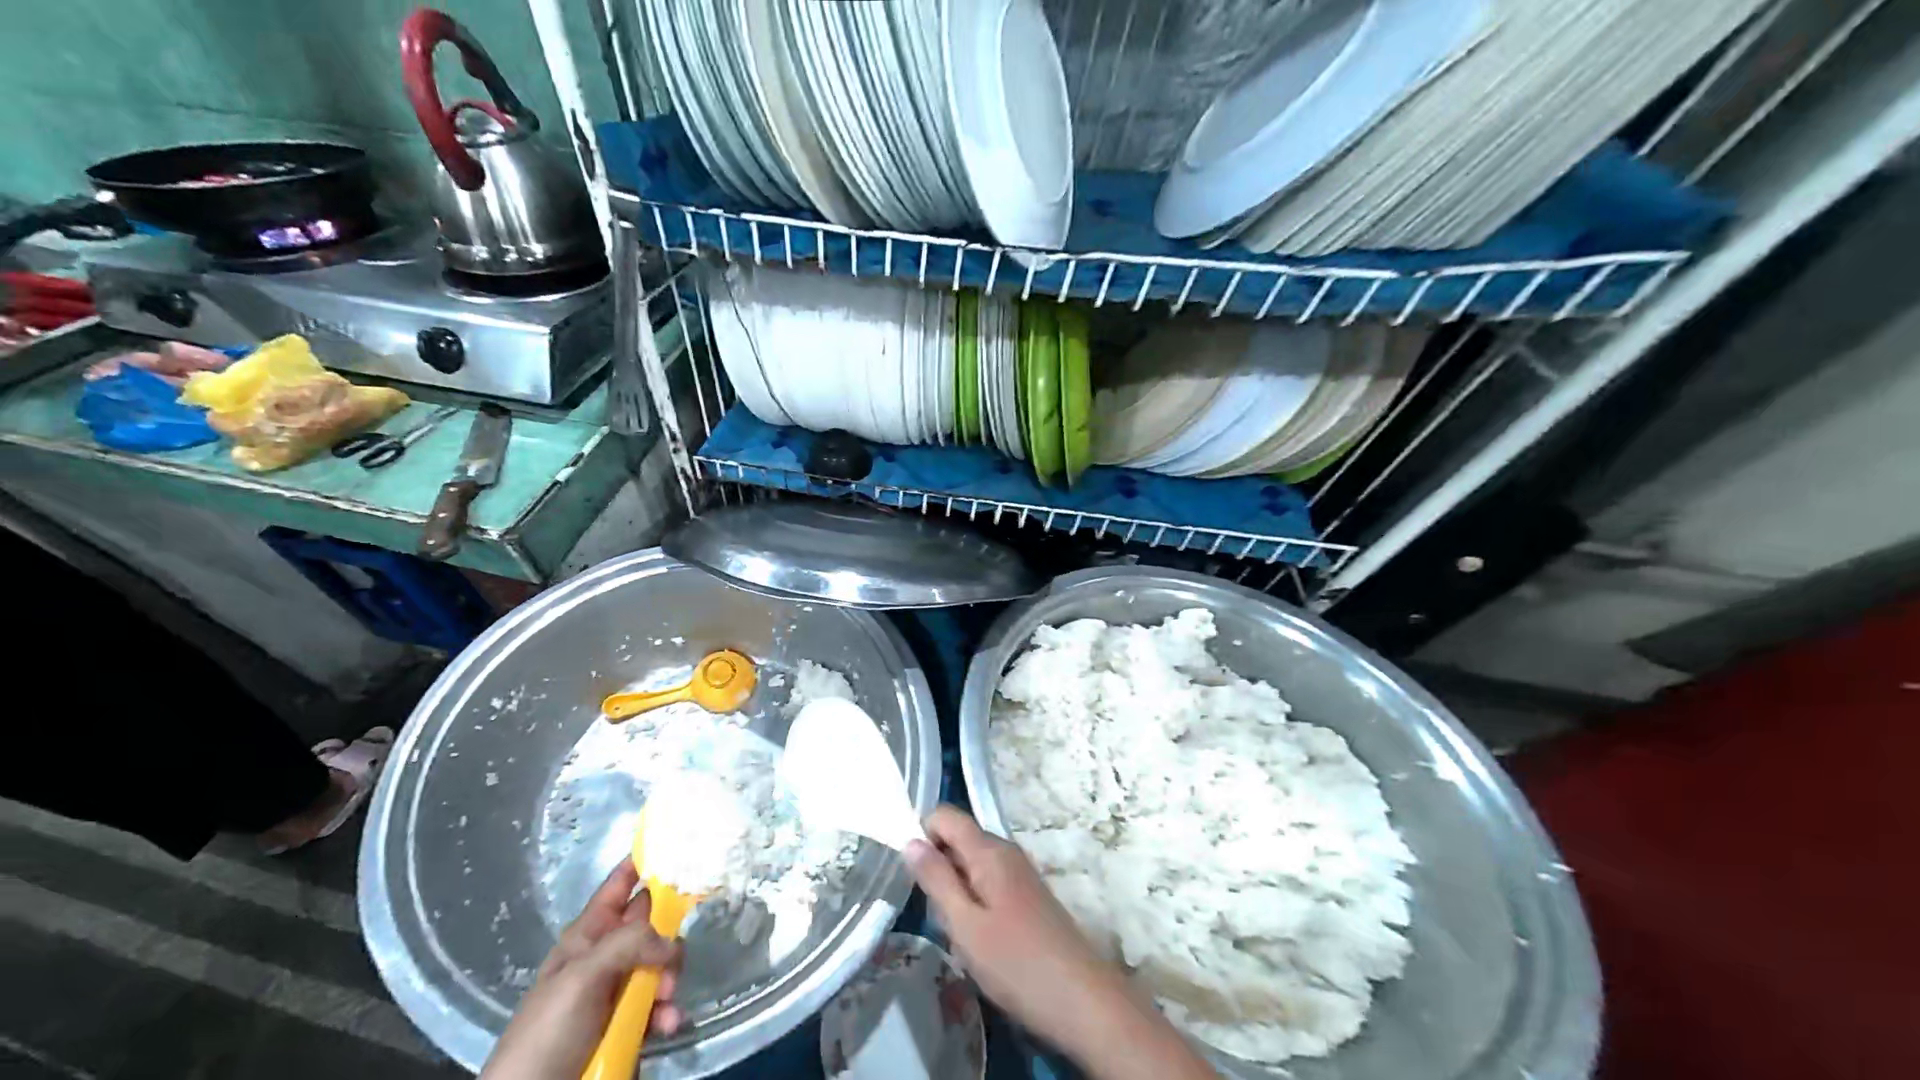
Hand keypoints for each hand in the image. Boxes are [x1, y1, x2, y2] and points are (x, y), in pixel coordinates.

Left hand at [480, 862, 684, 1079]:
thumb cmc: (547, 1031)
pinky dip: (668, 1012)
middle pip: (652, 924)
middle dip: (669, 936)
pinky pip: (660, 1005)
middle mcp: (606, 956)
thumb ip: (629, 943)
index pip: (620, 883)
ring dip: (669, 981)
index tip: (682, 845)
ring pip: (661, 965)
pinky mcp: (627, 1025)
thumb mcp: (581, 977)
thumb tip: (673, 940)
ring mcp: (616, 992)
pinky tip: (668, 1024)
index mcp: (588, 934)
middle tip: (670, 961)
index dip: (645, 862)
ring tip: (665, 1002)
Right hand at [906, 807, 1216, 1079]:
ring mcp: (1021, 873)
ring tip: (955, 929)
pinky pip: (989, 881)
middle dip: (937, 864)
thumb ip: (936, 879)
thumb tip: (910, 840)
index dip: (922, 833)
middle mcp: (1007, 851)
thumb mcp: (964, 925)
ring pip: (973, 862)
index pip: (945, 814)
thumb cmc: (1016, 963)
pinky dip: (974, 899)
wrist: (1082, 1000)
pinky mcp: (1029, 895)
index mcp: (989, 850)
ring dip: (955, 886)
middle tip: (932, 911)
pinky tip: (978, 937)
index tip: (911, 873)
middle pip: (959, 837)